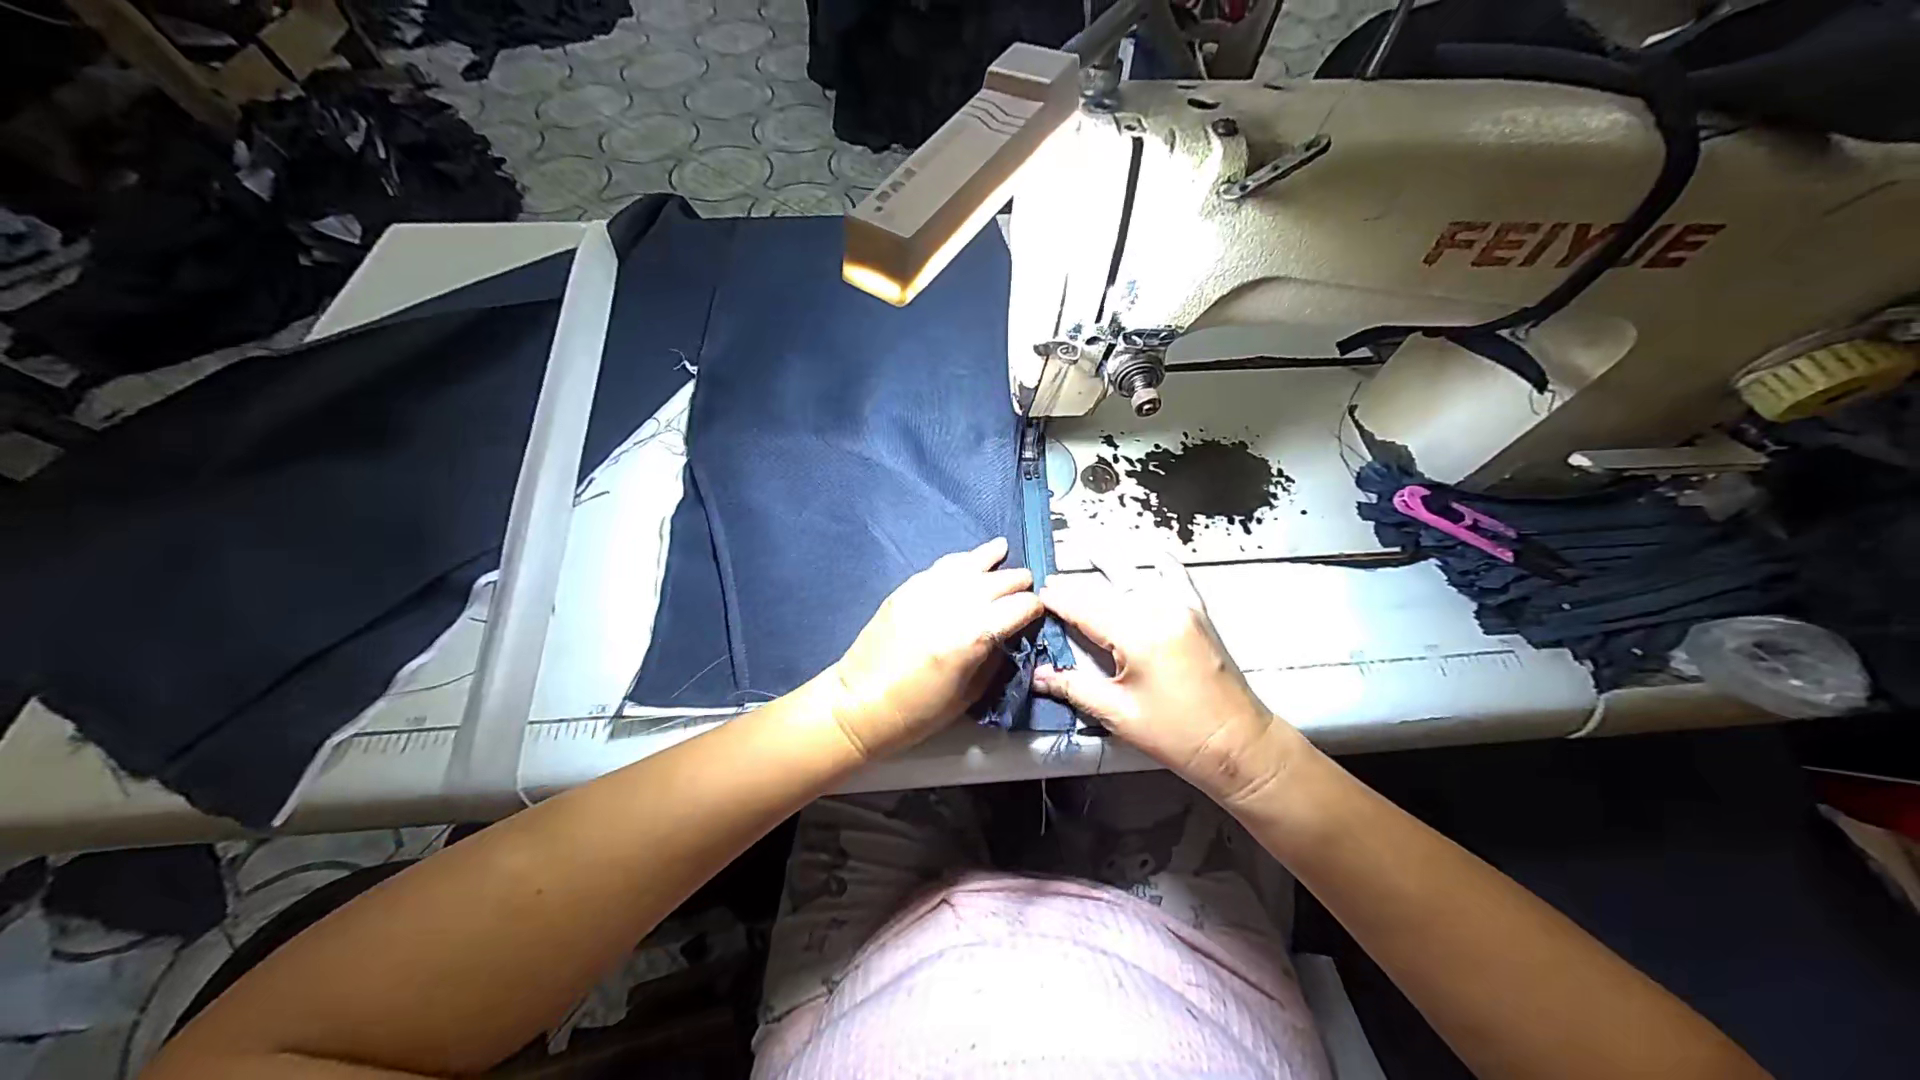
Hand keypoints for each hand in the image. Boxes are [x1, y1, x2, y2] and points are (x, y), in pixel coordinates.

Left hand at [825, 538, 1042, 762]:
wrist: (860, 704)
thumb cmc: (918, 712)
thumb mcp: (970, 694)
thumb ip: (994, 657)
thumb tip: (1008, 636)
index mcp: (974, 636)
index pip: (1020, 607)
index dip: (1035, 608)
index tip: (1037, 612)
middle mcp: (954, 606)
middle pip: (1000, 580)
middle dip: (1017, 583)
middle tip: (1024, 588)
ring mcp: (928, 592)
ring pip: (970, 564)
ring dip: (990, 560)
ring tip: (1003, 550)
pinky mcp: (907, 589)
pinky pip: (941, 566)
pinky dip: (960, 562)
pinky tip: (969, 560)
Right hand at [1035, 550, 1302, 806]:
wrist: (1238, 743)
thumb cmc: (1177, 734)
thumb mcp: (1118, 714)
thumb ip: (1074, 687)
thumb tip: (1039, 674)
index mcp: (1137, 636)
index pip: (1085, 608)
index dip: (1058, 600)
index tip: (1036, 596)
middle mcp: (1160, 611)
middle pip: (1107, 590)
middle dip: (1076, 586)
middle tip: (1052, 583)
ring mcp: (1182, 608)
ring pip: (1137, 577)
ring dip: (1111, 566)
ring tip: (1088, 546)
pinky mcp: (1198, 614)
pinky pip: (1176, 578)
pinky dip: (1159, 563)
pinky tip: (1150, 550)